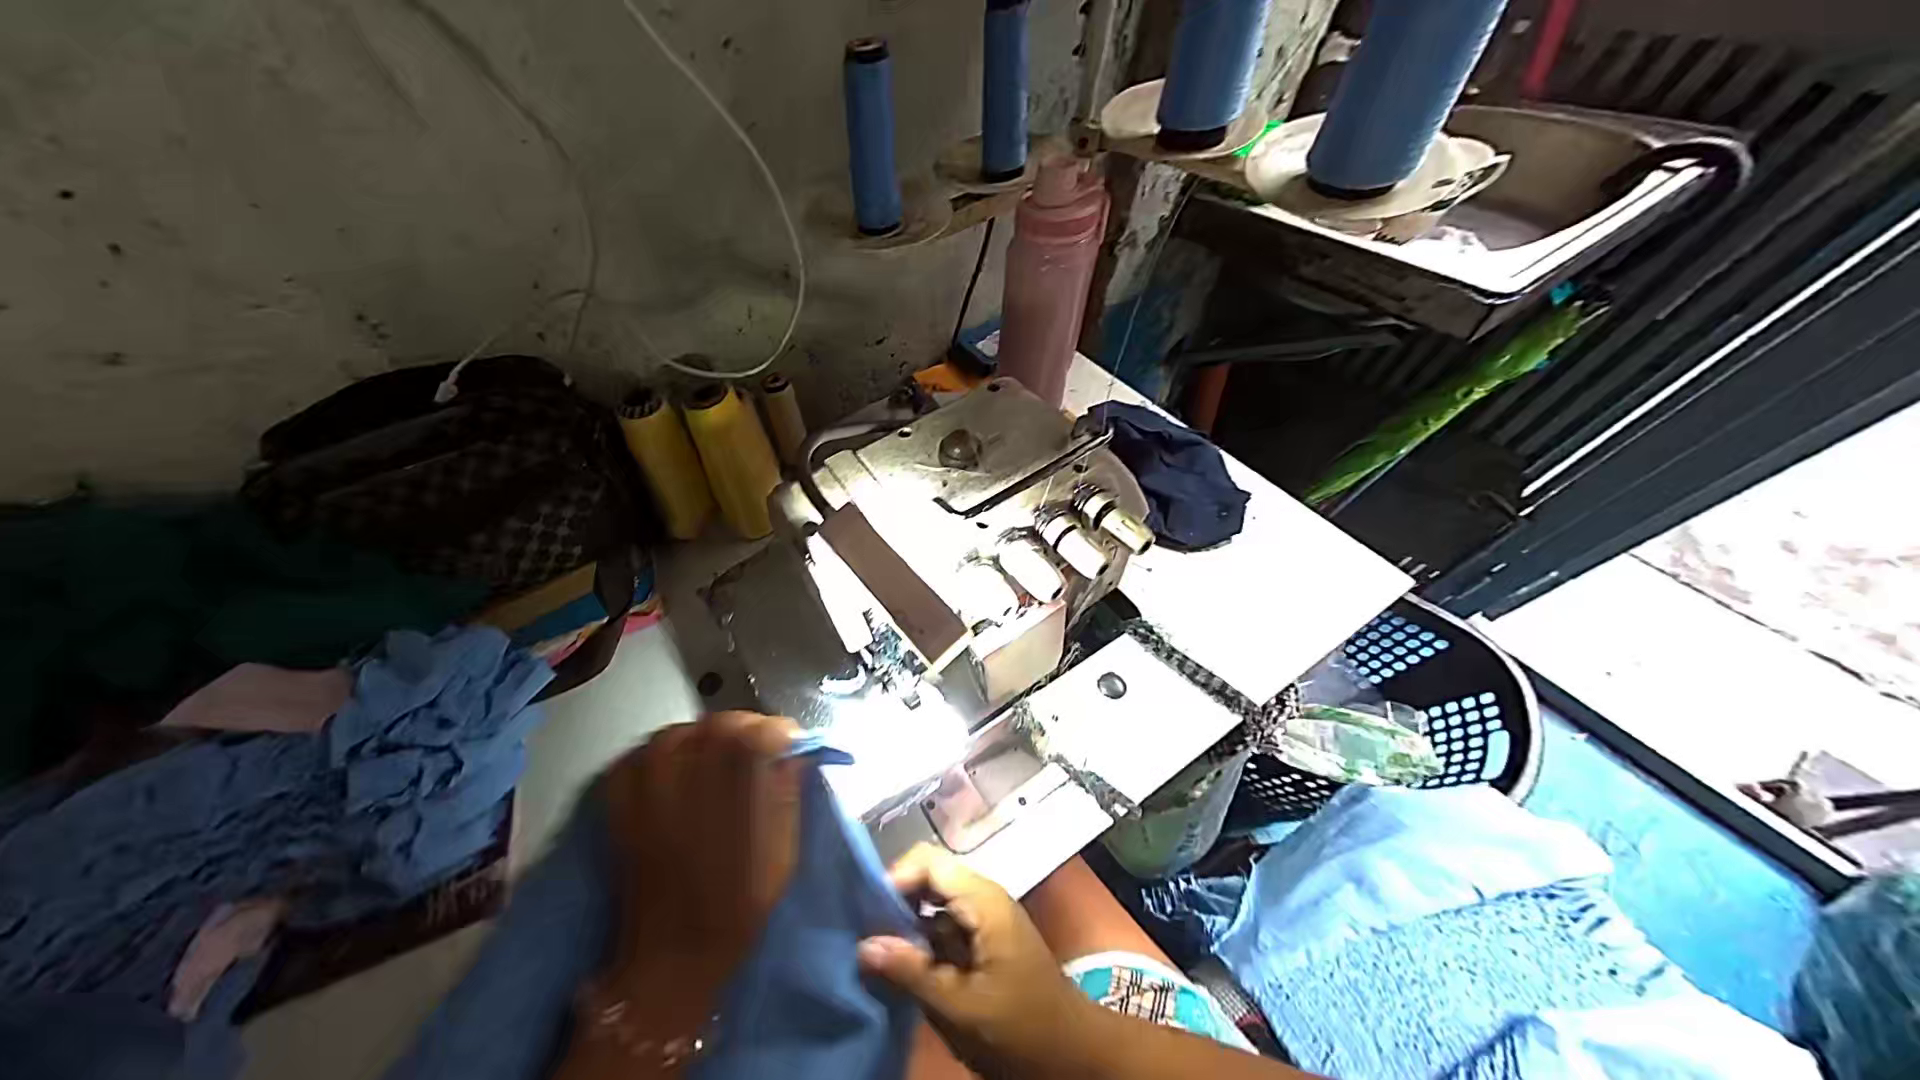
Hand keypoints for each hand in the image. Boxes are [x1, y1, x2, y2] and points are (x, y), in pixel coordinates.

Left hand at [600, 711, 800, 1010]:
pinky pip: (643, 755)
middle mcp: (693, 762)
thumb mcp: (785, 847)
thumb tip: (793, 753)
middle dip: (745, 733)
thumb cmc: (741, 901)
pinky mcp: (621, 796)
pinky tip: (676, 773)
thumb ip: (788, 790)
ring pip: (684, 732)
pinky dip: (663, 755)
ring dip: (705, 741)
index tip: (789, 751)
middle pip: (724, 723)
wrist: (675, 952)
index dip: (782, 737)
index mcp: (739, 772)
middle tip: (754, 758)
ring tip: (715, 766)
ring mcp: (650, 777)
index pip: (768, 729)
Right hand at [857, 844, 1097, 1076]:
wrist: (1073, 1054)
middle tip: (865, 935)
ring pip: (934, 901)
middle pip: (929, 877)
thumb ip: (912, 972)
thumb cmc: (1020, 1028)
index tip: (866, 914)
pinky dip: (922, 939)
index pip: (928, 861)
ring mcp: (985, 916)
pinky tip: (903, 966)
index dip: (894, 879)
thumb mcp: (961, 1007)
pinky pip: (945, 923)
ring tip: (876, 951)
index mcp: (982, 899)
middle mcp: (983, 896)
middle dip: (896, 901)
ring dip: (906, 923)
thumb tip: (863, 945)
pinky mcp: (984, 938)